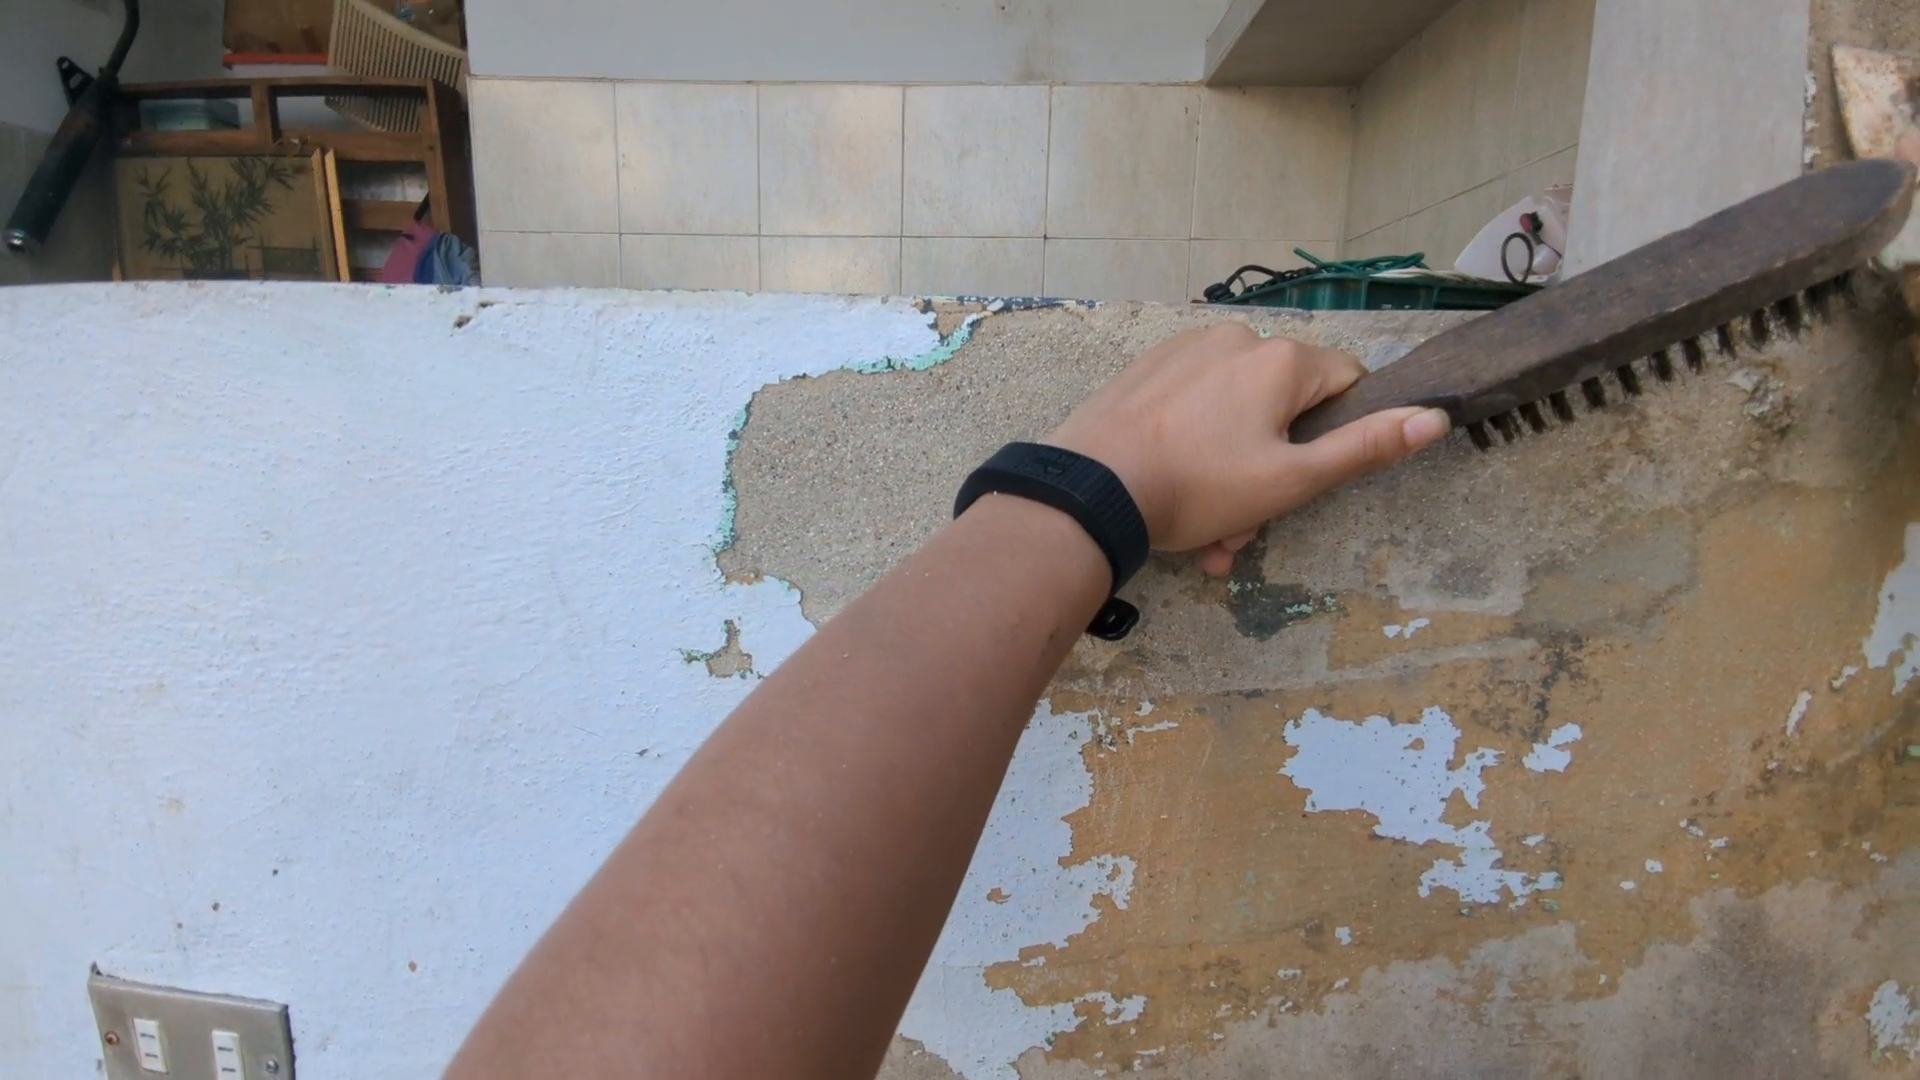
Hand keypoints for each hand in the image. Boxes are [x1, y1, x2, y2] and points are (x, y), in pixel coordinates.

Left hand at [1045, 323, 1450, 574]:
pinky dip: (1189, 449)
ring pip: (1229, 416)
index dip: (1333, 434)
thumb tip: (1434, 417)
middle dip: (1267, 473)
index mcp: (1278, 359)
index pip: (1343, 381)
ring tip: (1201, 533)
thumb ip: (1363, 448)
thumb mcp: (1289, 480)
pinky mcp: (1142, 372)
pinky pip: (1187, 409)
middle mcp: (1232, 339)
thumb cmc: (1196, 486)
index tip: (1302, 478)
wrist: (1090, 490)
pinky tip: (1167, 495)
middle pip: (1277, 408)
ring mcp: (1180, 352)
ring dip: (1226, 474)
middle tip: (1238, 532)